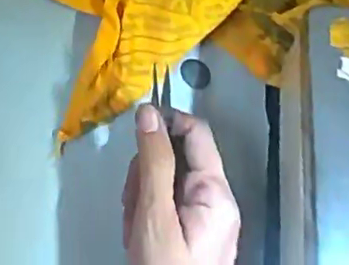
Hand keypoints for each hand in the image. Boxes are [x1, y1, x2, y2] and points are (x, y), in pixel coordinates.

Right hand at [124, 104, 241, 264]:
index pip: (195, 131)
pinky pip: (163, 205)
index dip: (165, 123)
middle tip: (132, 201)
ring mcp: (202, 219)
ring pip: (165, 179)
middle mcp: (214, 200)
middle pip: (176, 155)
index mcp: (216, 192)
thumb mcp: (155, 217)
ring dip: (141, 195)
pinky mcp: (190, 235)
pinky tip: (138, 238)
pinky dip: (145, 214)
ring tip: (135, 229)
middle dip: (147, 171)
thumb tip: (148, 111)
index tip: (136, 135)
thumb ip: (153, 161)